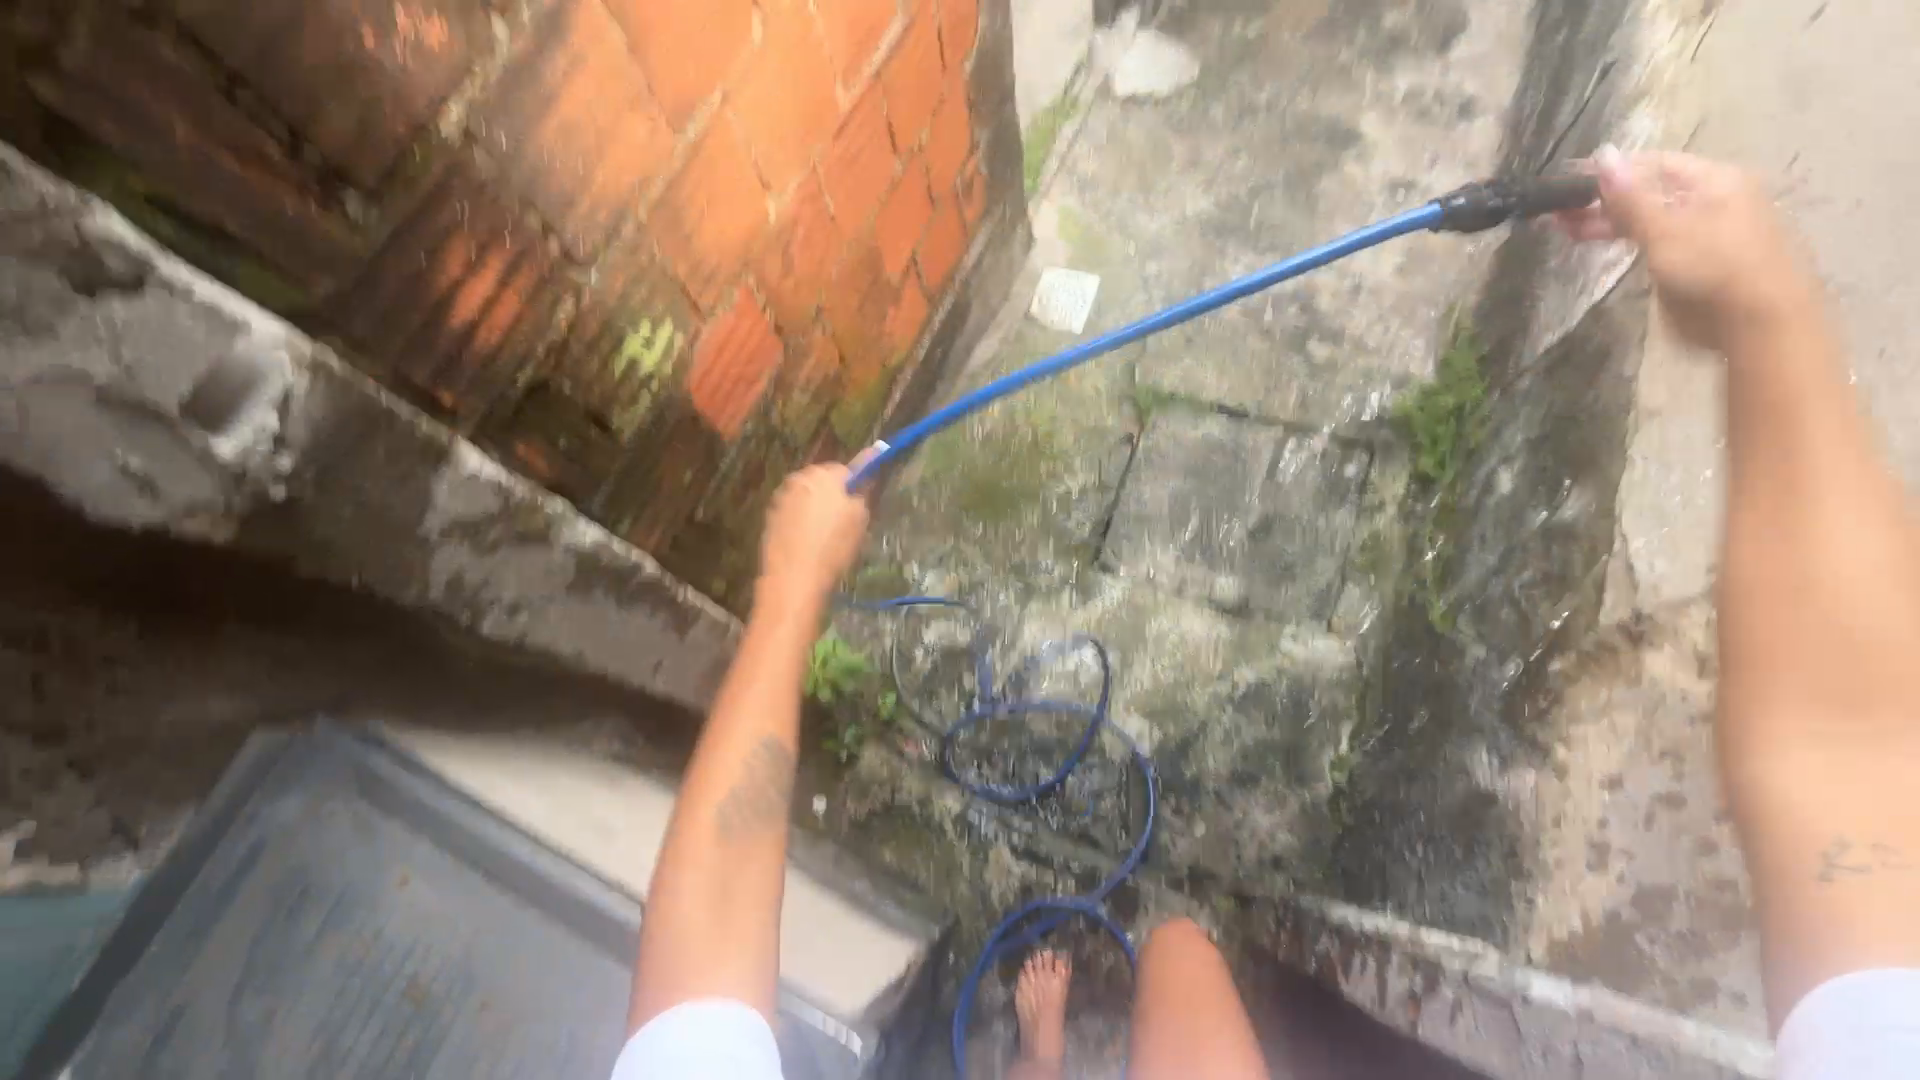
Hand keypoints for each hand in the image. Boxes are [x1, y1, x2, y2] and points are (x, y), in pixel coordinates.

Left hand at [757, 463, 869, 609]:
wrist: (794, 576)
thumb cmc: (834, 546)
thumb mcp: (860, 519)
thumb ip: (863, 492)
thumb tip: (865, 477)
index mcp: (823, 475)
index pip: (844, 469)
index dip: (853, 487)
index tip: (858, 505)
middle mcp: (798, 479)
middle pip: (821, 481)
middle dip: (831, 495)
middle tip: (844, 521)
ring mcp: (780, 498)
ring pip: (805, 497)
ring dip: (814, 508)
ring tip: (824, 536)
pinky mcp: (769, 518)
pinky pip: (791, 513)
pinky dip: (799, 522)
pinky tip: (806, 543)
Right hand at [1557, 147, 1821, 353]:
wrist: (1754, 319)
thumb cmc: (1714, 266)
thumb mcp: (1666, 229)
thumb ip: (1631, 197)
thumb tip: (1602, 155)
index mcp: (1713, 180)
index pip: (1654, 163)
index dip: (1610, 170)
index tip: (1565, 182)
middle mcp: (1707, 199)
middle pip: (1647, 190)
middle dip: (1602, 198)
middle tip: (1556, 210)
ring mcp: (1697, 230)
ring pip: (1643, 216)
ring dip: (1604, 220)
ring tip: (1563, 228)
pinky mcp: (1685, 259)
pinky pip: (1646, 238)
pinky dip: (1618, 237)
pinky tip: (1593, 240)